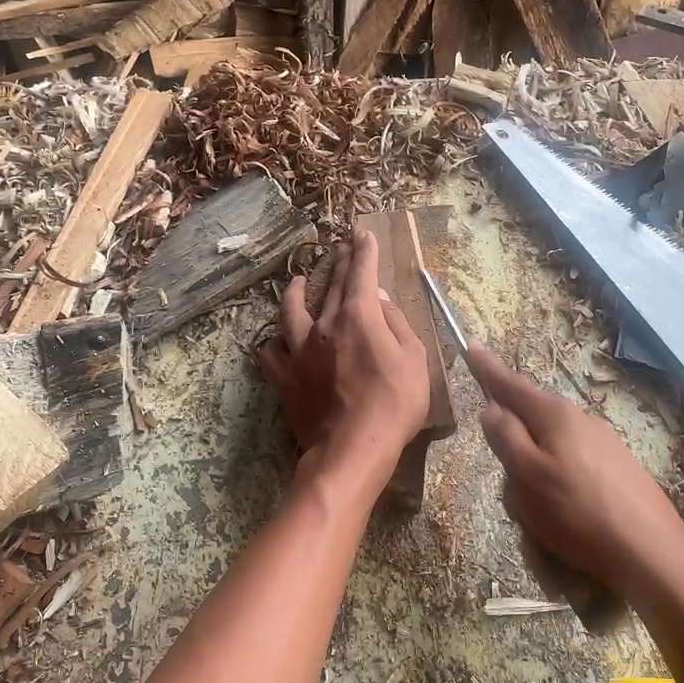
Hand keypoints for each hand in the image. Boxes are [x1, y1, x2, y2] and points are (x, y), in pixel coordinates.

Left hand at [256, 229, 430, 482]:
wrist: (352, 449)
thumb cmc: (394, 405)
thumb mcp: (413, 359)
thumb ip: (396, 323)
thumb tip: (379, 298)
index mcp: (359, 317)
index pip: (362, 273)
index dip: (364, 251)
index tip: (362, 233)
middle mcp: (324, 325)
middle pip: (330, 285)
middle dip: (338, 262)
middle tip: (341, 246)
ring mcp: (299, 351)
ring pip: (290, 311)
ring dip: (295, 291)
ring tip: (299, 281)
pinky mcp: (284, 378)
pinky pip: (270, 353)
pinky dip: (272, 343)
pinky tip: (275, 340)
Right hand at [467, 346, 683, 597]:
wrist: (650, 552)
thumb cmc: (578, 513)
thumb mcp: (527, 476)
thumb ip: (505, 438)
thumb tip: (491, 407)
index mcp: (554, 415)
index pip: (511, 385)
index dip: (487, 369)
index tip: (471, 346)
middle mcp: (580, 419)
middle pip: (530, 423)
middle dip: (514, 453)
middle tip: (516, 495)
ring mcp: (603, 443)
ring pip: (550, 452)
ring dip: (537, 479)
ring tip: (544, 521)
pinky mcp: (617, 469)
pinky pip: (572, 470)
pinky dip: (560, 491)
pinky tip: (570, 522)